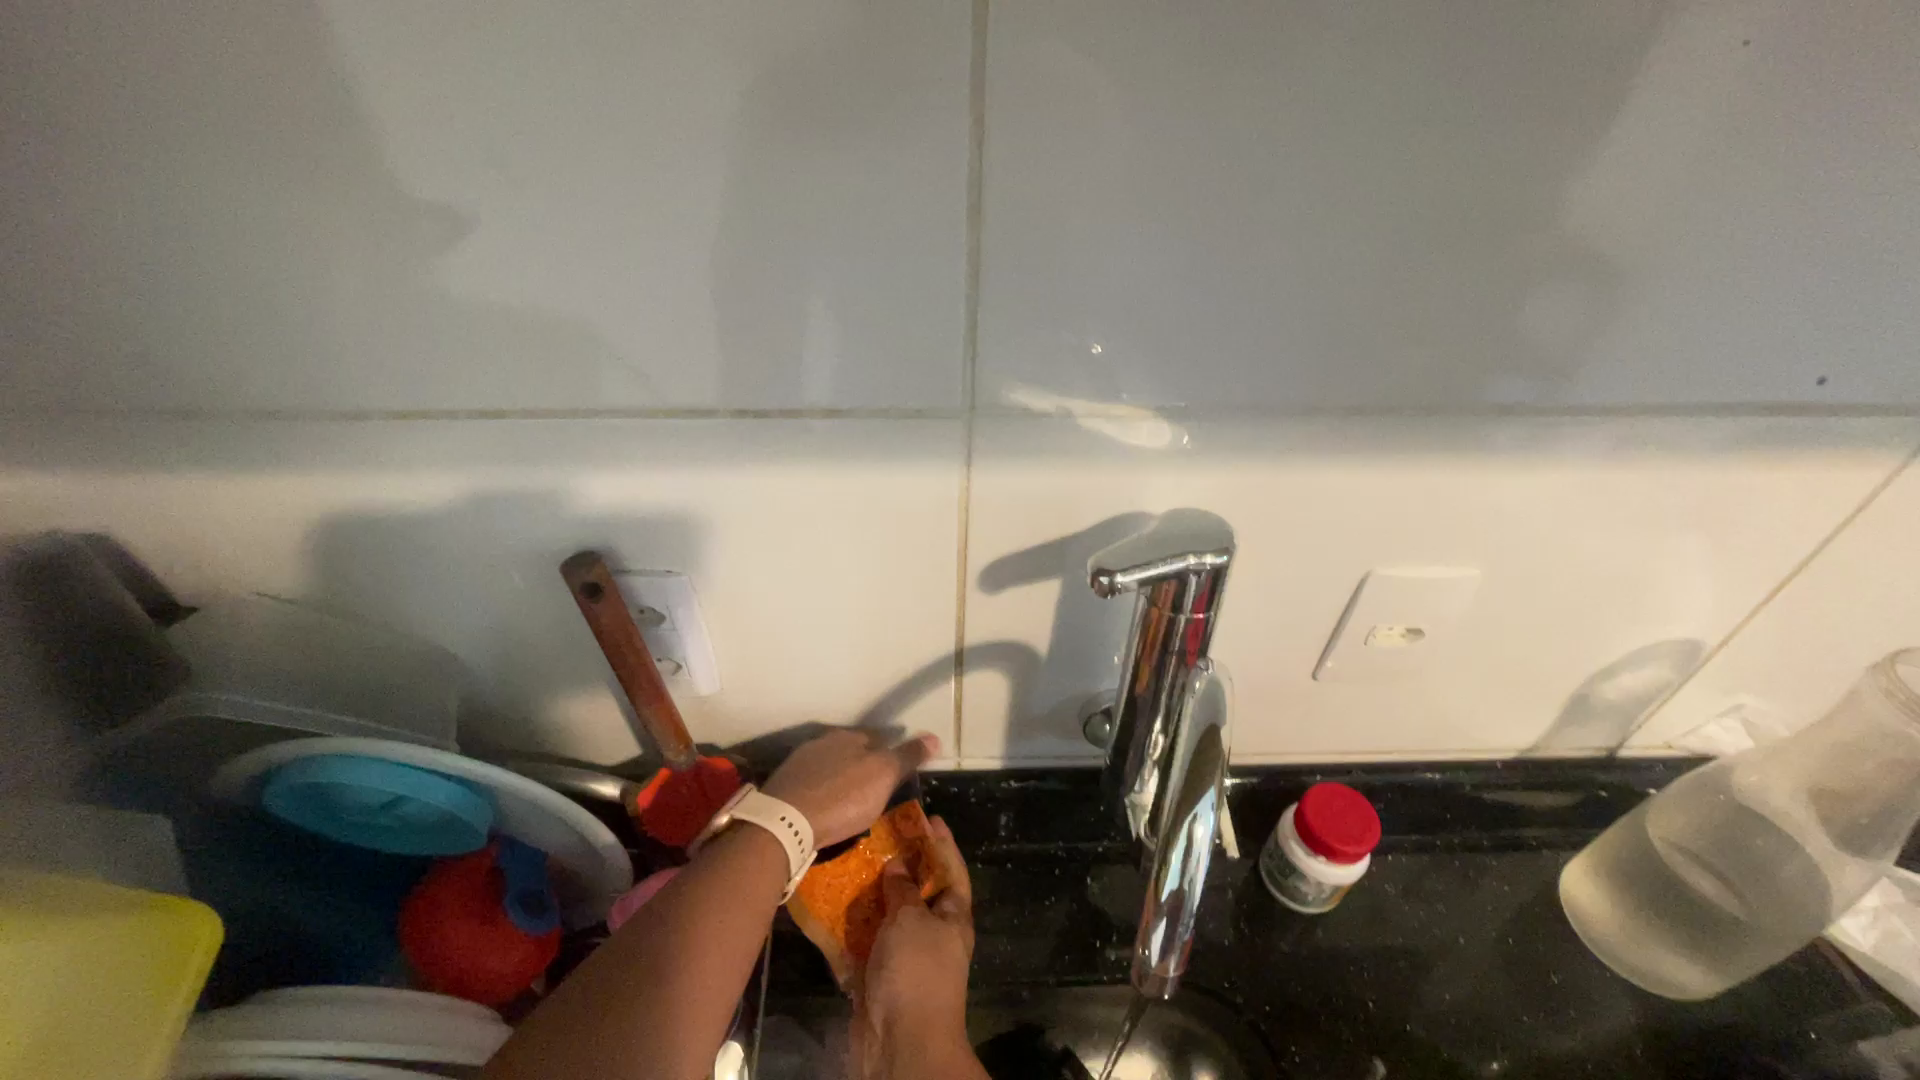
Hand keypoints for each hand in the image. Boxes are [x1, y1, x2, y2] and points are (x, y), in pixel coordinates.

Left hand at [761, 728, 937, 847]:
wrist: (784, 823)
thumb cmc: (842, 798)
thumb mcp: (884, 776)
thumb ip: (907, 756)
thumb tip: (934, 737)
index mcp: (849, 737)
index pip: (877, 737)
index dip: (890, 751)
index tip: (898, 769)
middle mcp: (822, 742)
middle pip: (851, 749)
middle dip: (863, 763)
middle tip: (875, 787)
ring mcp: (799, 763)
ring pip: (828, 765)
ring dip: (840, 777)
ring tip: (849, 799)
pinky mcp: (783, 785)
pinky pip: (811, 784)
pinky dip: (821, 791)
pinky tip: (824, 807)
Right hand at [852, 817, 980, 1078]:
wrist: (902, 1043)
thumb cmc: (917, 972)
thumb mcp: (912, 920)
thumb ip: (904, 890)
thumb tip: (898, 865)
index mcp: (953, 917)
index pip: (952, 870)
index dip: (942, 844)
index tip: (928, 818)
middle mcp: (932, 934)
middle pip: (917, 891)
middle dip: (899, 866)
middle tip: (876, 837)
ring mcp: (904, 957)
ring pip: (887, 916)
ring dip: (869, 895)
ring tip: (848, 864)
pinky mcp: (878, 976)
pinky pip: (864, 942)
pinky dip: (849, 927)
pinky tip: (830, 907)